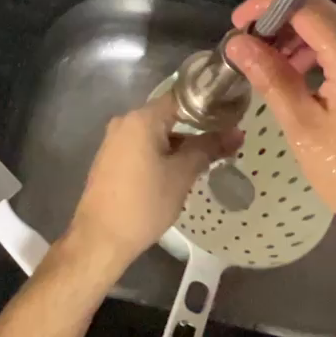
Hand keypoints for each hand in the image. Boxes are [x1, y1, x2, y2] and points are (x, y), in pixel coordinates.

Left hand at [65, 90, 238, 274]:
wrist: (99, 239)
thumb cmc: (144, 203)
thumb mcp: (182, 175)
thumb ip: (208, 148)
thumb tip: (236, 133)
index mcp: (141, 119)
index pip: (181, 97)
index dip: (208, 104)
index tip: (230, 114)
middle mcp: (124, 122)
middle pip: (168, 115)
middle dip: (196, 127)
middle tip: (224, 139)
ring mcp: (114, 141)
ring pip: (155, 133)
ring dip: (179, 143)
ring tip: (207, 157)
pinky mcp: (110, 159)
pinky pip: (142, 146)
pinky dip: (161, 152)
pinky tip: (178, 170)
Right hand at [225, 0, 335, 288]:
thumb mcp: (305, 131)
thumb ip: (272, 79)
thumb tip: (238, 45)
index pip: (307, 4)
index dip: (267, 5)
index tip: (238, 25)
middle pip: (326, 12)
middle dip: (284, 22)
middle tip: (251, 49)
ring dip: (306, 37)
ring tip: (275, 67)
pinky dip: (328, 51)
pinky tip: (308, 80)